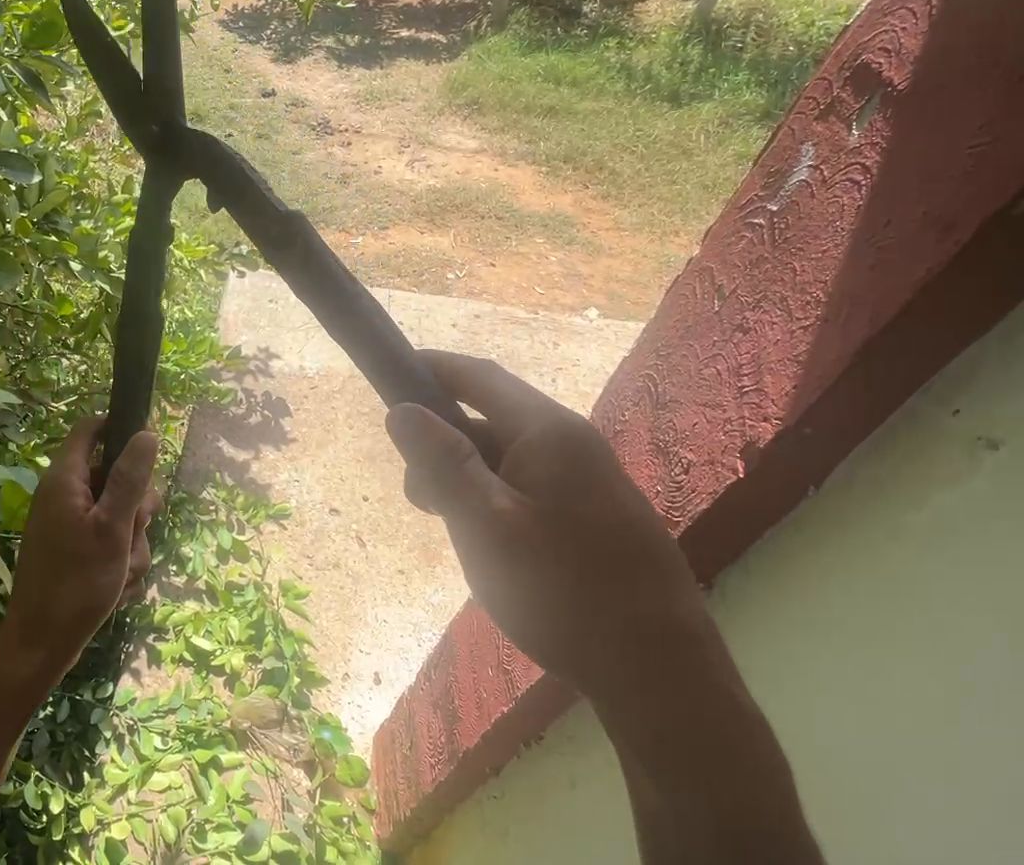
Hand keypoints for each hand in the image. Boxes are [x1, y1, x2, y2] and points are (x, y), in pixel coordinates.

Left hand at [0, 418, 160, 684]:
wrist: (42, 644)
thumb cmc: (76, 582)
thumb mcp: (112, 528)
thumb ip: (129, 479)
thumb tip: (146, 433)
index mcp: (65, 479)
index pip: (91, 430)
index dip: (120, 430)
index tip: (149, 453)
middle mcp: (64, 496)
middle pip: (116, 479)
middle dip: (136, 511)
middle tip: (132, 534)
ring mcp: (69, 525)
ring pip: (120, 518)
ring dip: (130, 546)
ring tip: (120, 573)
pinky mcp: (75, 552)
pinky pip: (111, 546)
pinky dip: (119, 565)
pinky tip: (115, 590)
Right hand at [383, 351, 717, 701]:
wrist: (658, 673)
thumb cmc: (561, 589)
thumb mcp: (483, 523)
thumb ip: (441, 462)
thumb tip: (401, 410)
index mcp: (548, 433)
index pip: (477, 375)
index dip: (428, 368)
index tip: (384, 379)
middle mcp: (571, 445)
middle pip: (487, 418)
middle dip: (440, 443)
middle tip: (418, 497)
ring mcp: (586, 482)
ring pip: (503, 458)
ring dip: (463, 478)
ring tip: (452, 530)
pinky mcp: (590, 517)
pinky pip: (524, 488)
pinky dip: (489, 501)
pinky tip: (486, 546)